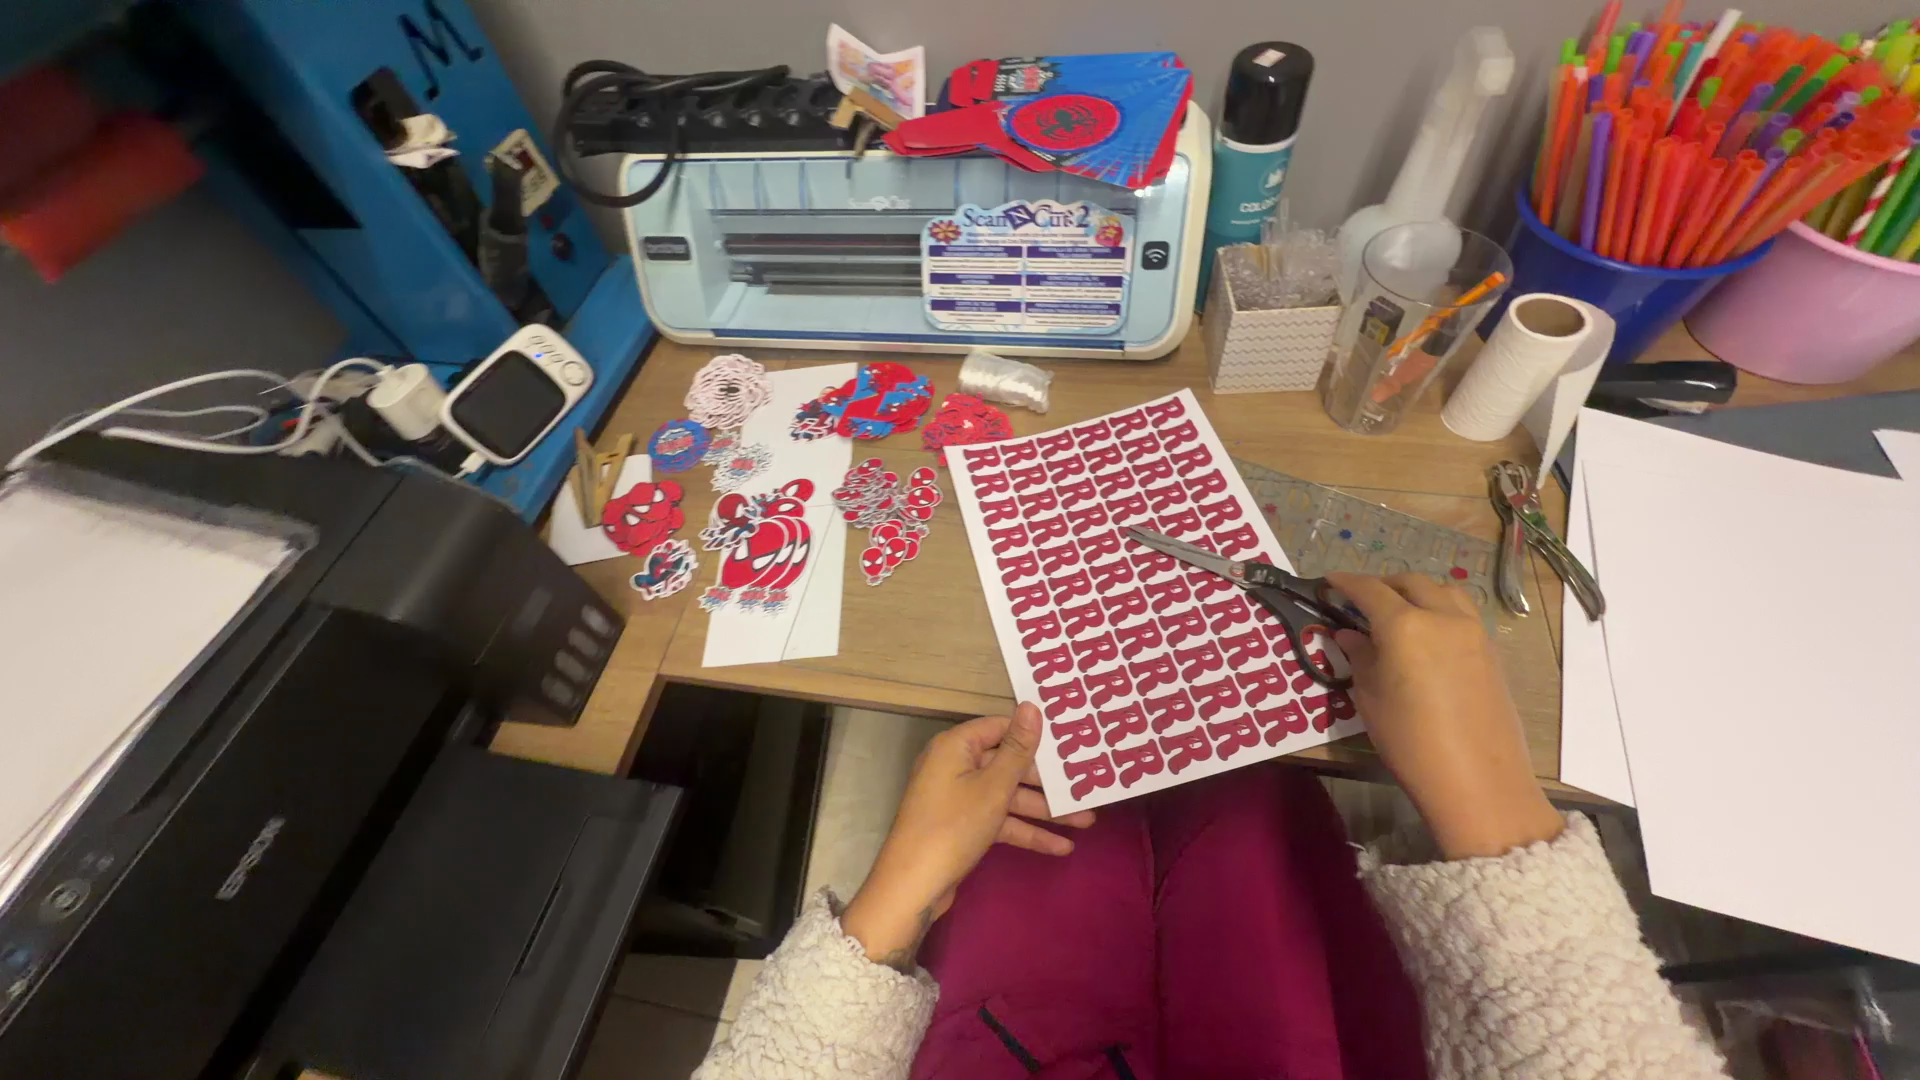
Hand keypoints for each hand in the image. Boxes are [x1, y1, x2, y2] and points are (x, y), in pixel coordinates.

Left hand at [841, 703, 1093, 969]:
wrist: (914, 886)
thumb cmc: (954, 826)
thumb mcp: (993, 786)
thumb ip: (1018, 749)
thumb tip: (1032, 706)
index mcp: (957, 746)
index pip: (1001, 728)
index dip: (1034, 734)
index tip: (1068, 740)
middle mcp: (956, 765)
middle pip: (1008, 764)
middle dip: (1046, 782)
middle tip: (1085, 785)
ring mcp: (960, 798)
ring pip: (1008, 796)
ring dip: (1044, 811)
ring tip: (1087, 822)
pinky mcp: (964, 826)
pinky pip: (1000, 820)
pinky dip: (1026, 832)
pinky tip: (1061, 847)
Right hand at [1326, 572, 1563, 859]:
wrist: (1477, 780)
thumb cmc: (1409, 739)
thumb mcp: (1369, 696)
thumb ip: (1359, 656)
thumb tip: (1350, 634)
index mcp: (1405, 626)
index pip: (1370, 590)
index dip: (1346, 583)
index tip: (1329, 581)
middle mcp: (1443, 618)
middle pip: (1411, 583)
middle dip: (1383, 584)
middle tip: (1360, 599)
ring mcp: (1474, 633)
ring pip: (1445, 591)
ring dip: (1417, 591)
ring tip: (1399, 609)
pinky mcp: (1492, 653)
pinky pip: (1463, 614)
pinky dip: (1441, 609)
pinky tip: (1427, 634)